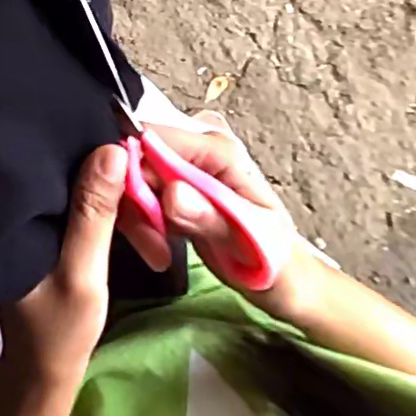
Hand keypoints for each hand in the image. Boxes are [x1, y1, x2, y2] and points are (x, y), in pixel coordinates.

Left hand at [0, 143, 128, 388]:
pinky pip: (81, 200)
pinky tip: (131, 205)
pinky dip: (106, 204)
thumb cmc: (59, 328)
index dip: (94, 141)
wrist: (44, 375)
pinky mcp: (50, 226)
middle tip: (151, 169)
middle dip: (109, 164)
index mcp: (19, 205)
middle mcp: (22, 202)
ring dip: (114, 188)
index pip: (55, 154)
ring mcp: (36, 214)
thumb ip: (93, 213)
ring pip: (79, 182)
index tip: (136, 142)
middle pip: (69, 163)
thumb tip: (111, 148)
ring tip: (150, 195)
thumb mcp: (82, 271)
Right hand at [140, 114, 311, 318]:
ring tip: (158, 250)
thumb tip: (172, 191)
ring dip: (136, 215)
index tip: (144, 218)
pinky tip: (158, 244)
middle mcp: (198, 145)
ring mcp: (185, 162)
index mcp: (219, 148)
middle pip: (137, 154)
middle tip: (152, 244)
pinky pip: (138, 190)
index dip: (135, 172)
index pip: (152, 138)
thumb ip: (210, 218)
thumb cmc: (276, 260)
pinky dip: (140, 218)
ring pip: (131, 175)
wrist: (283, 277)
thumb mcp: (250, 244)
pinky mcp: (174, 179)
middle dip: (134, 200)